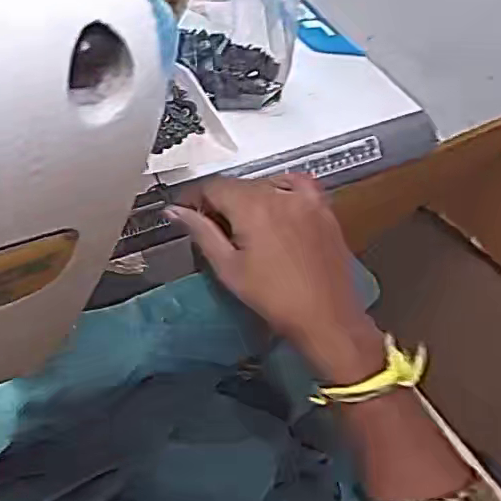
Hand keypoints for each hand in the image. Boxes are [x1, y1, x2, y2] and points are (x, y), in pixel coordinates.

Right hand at [166, 173, 384, 381]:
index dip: (193, 197)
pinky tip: (274, 204)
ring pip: (264, 184)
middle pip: (238, 184)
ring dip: (246, 197)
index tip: (185, 212)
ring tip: (240, 222)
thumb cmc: (271, 296)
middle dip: (218, 200)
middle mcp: (280, 195)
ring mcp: (306, 200)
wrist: (325, 316)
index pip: (213, 186)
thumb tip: (175, 211)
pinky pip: (298, 184)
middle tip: (208, 225)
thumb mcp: (227, 266)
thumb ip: (200, 231)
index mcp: (252, 207)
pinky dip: (281, 189)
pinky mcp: (323, 210)